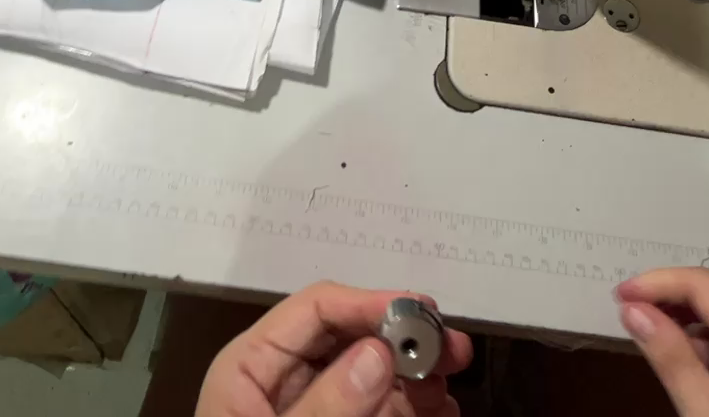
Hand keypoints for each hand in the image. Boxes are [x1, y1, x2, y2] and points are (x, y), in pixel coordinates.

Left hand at [196, 282, 473, 416]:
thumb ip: (325, 406)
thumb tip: (378, 352)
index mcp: (253, 365)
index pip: (316, 308)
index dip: (369, 302)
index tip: (422, 310)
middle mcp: (285, 376)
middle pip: (350, 335)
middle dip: (403, 337)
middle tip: (454, 348)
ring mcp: (314, 407)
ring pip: (372, 370)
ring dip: (416, 372)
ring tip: (451, 383)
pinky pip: (379, 409)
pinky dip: (413, 406)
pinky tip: (442, 411)